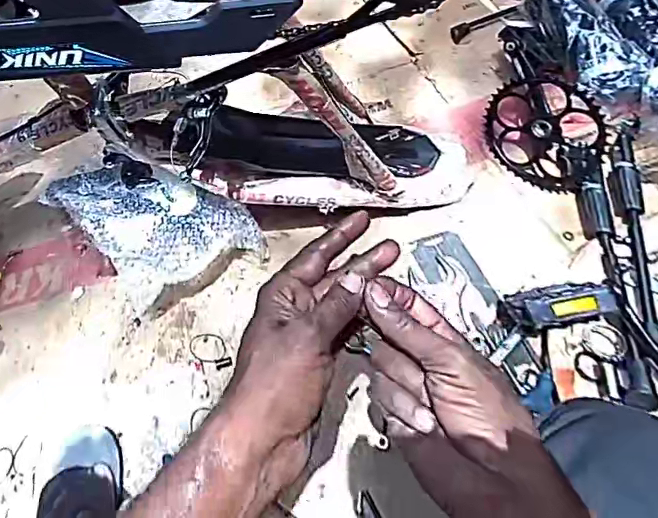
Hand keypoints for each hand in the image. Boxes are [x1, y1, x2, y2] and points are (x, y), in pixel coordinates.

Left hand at [217, 211, 399, 488]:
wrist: (264, 438)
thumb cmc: (275, 382)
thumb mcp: (305, 337)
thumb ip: (334, 306)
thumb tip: (357, 276)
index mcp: (283, 294)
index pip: (316, 256)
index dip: (341, 236)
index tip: (362, 220)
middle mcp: (295, 308)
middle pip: (334, 278)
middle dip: (362, 262)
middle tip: (391, 248)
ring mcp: (309, 335)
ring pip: (343, 304)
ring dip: (366, 292)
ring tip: (393, 277)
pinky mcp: (321, 359)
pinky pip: (346, 331)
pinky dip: (364, 321)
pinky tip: (382, 314)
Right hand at [360, 276, 589, 517]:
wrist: (494, 481)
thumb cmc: (495, 421)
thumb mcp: (452, 360)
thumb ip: (408, 327)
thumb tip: (376, 295)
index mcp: (441, 338)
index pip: (404, 303)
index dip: (386, 293)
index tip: (369, 286)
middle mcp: (420, 359)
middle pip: (382, 329)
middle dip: (398, 346)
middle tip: (415, 360)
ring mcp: (406, 385)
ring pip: (378, 361)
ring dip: (405, 383)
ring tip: (432, 403)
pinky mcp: (394, 412)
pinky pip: (378, 393)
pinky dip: (402, 407)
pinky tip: (425, 421)